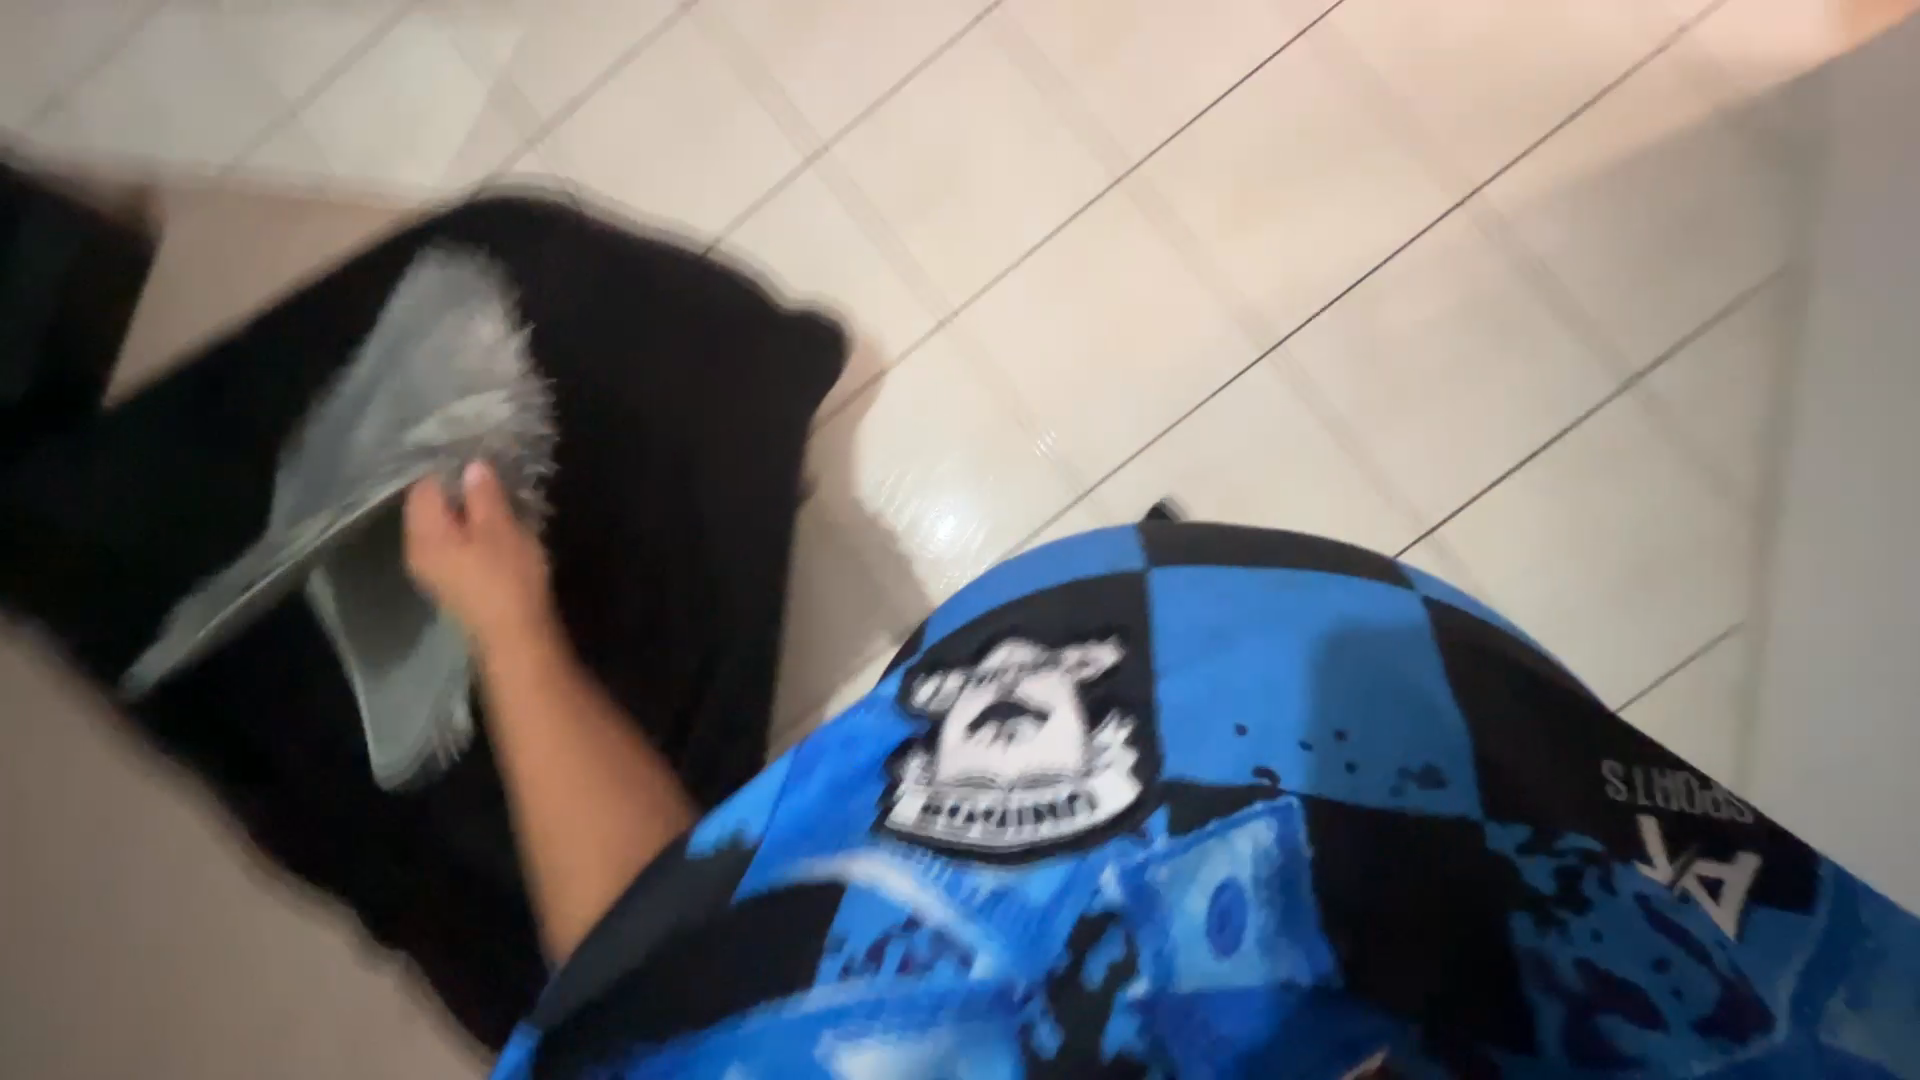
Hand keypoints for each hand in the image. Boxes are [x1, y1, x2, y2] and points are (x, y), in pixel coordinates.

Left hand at [404, 461, 557, 657]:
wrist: (516, 635)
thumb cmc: (508, 579)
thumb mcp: (501, 529)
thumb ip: (483, 495)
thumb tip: (472, 466)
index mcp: (424, 535)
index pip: (424, 487)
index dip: (451, 470)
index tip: (483, 460)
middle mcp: (418, 550)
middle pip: (432, 508)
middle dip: (461, 492)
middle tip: (497, 480)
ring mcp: (434, 569)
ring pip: (446, 527)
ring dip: (470, 513)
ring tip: (502, 504)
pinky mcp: (452, 582)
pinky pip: (456, 545)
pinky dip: (473, 533)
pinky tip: (499, 532)